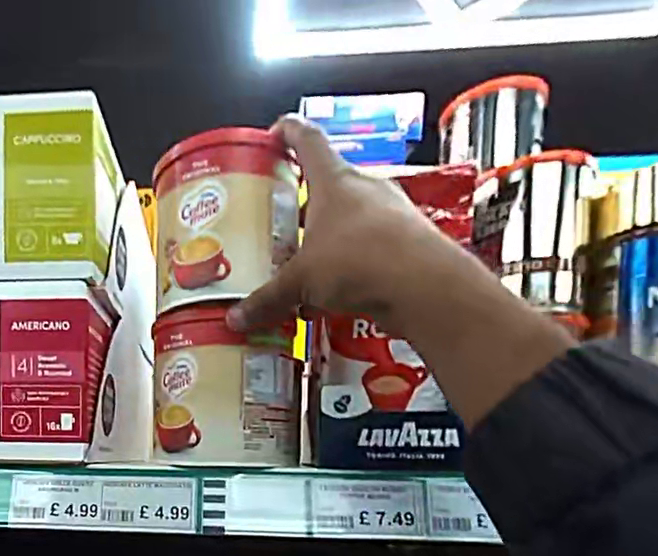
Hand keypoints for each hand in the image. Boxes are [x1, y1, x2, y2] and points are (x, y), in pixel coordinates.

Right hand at [228, 114, 574, 425]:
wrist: (423, 287)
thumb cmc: (358, 262)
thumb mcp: (302, 282)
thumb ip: (269, 299)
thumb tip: (235, 320)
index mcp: (334, 180)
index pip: (307, 140)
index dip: (288, 133)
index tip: (274, 135)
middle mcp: (365, 188)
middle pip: (330, 184)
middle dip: (307, 203)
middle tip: (285, 222)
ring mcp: (391, 214)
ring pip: (353, 220)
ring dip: (332, 239)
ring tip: (309, 265)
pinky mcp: (407, 243)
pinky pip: (372, 248)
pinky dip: (353, 265)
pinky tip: (339, 293)